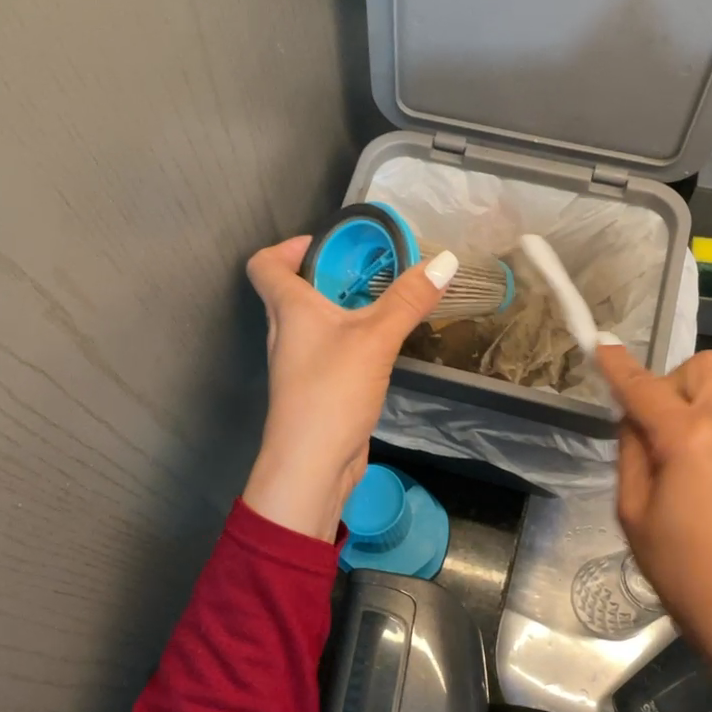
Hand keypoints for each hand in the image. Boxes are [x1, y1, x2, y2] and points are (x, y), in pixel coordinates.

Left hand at [241, 236, 455, 540]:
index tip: (329, 245)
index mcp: (288, 310)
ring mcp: (300, 365)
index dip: (288, 247)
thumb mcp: (375, 339)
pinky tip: (382, 347)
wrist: (312, 466)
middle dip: (328, 274)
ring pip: (315, 324)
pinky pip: (331, 351)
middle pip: (292, 291)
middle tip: (371, 269)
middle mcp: (286, 333)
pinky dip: (351, 341)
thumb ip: (409, 300)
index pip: (265, 265)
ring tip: (384, 302)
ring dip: (343, 309)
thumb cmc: (331, 391)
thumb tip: (446, 260)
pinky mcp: (317, 390)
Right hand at [596, 346, 711, 711]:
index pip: (645, 387)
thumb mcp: (633, 514)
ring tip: (683, 466)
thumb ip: (632, 453)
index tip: (603, 347)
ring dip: (698, 411)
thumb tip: (638, 422)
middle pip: (705, 368)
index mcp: (691, 438)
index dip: (619, 367)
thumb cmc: (685, 573)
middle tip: (655, 425)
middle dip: (674, 382)